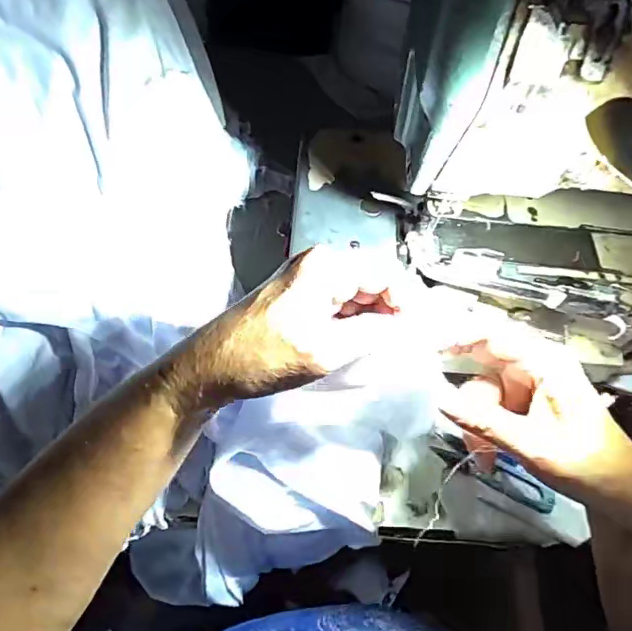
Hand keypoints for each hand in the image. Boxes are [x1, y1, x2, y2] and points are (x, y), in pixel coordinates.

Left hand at [176, 245, 428, 409]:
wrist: (211, 366)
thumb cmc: (262, 355)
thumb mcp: (326, 350)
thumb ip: (374, 334)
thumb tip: (411, 327)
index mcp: (326, 265)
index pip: (386, 276)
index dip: (408, 305)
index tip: (420, 335)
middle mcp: (318, 264)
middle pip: (374, 284)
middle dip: (392, 314)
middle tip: (405, 347)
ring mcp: (308, 280)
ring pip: (359, 297)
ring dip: (374, 322)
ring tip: (383, 352)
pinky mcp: (301, 298)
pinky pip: (341, 306)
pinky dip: (355, 325)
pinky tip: (359, 348)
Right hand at [436, 319, 631, 515]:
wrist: (618, 491)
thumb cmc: (586, 462)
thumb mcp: (531, 444)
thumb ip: (483, 421)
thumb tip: (441, 400)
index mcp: (546, 362)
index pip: (494, 334)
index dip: (459, 336)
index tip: (429, 347)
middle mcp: (536, 366)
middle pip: (484, 364)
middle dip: (469, 399)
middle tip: (459, 424)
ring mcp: (530, 384)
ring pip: (484, 391)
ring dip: (476, 423)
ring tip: (485, 456)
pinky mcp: (526, 403)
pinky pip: (492, 406)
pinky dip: (484, 429)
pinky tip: (490, 454)